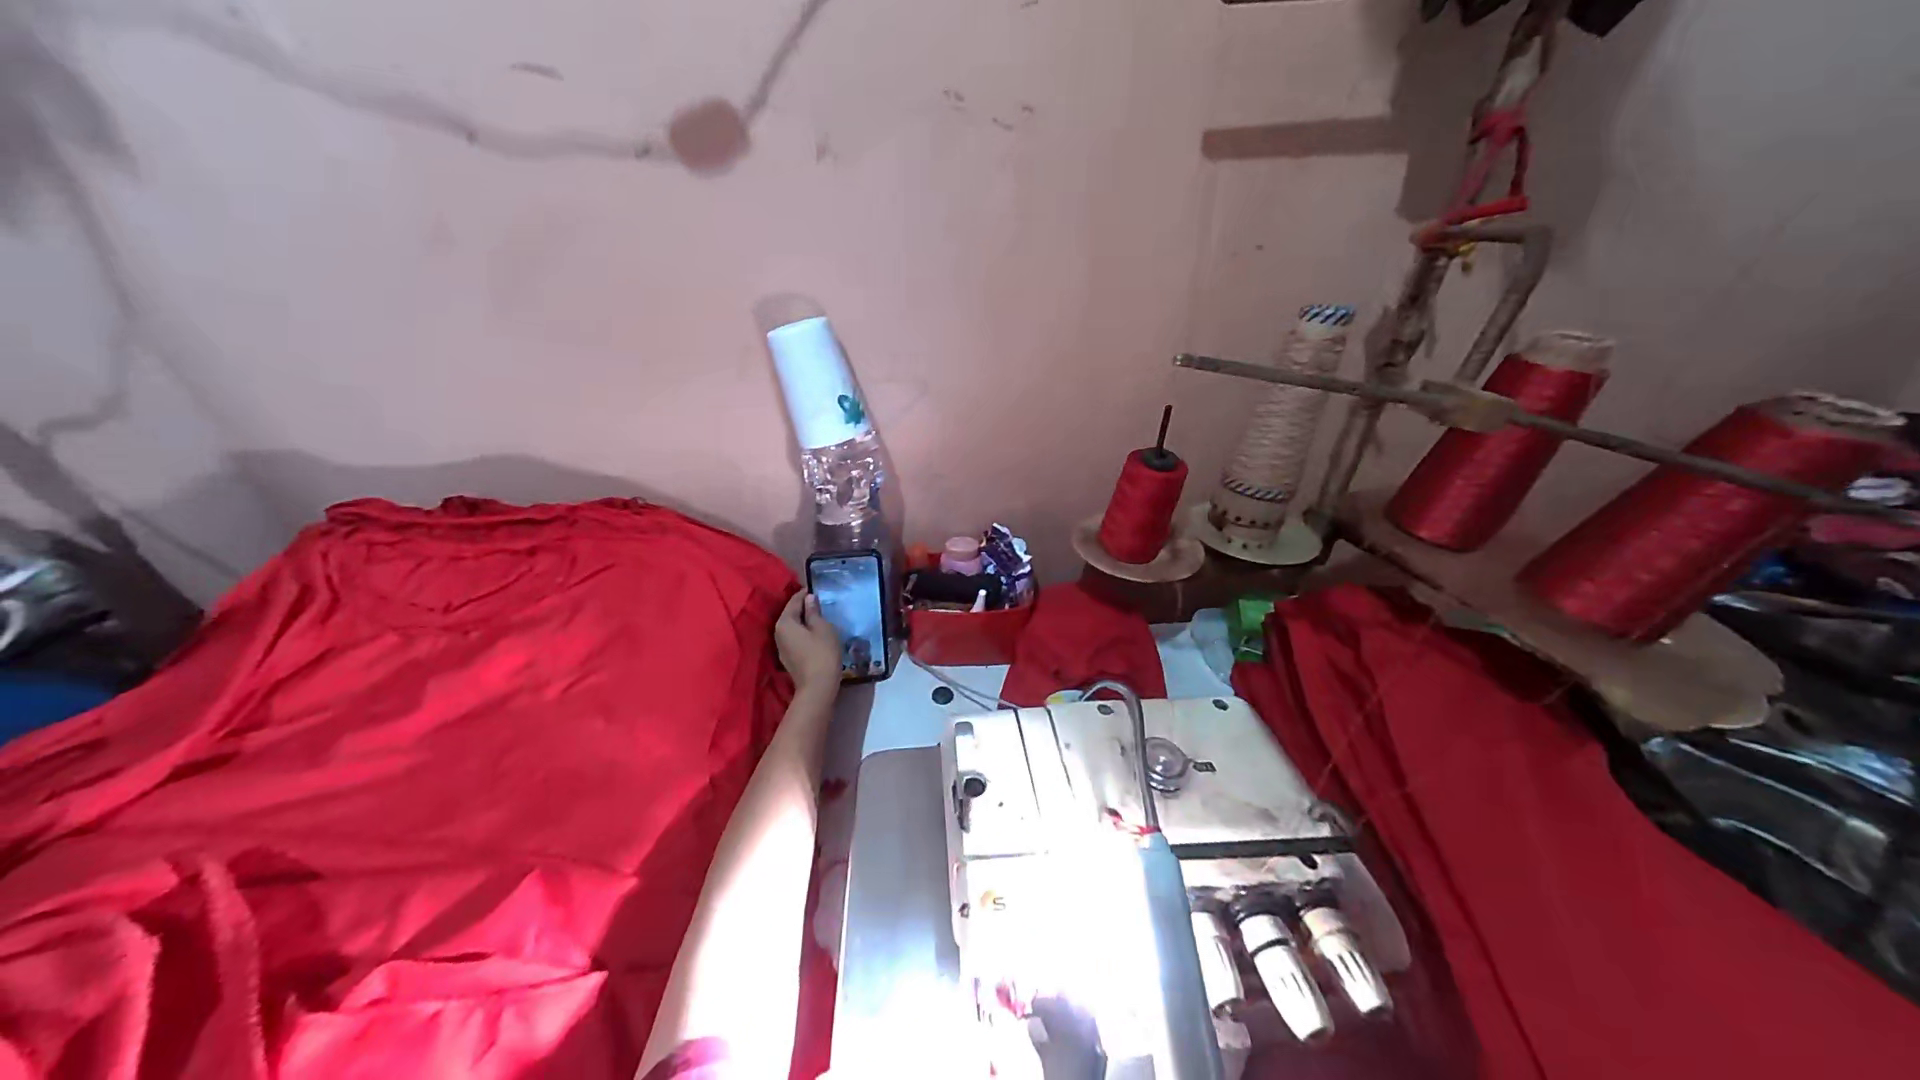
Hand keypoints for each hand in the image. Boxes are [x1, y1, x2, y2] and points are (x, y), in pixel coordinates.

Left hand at [775, 592, 841, 694]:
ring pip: (793, 627)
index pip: (794, 601)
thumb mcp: (822, 628)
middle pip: (791, 614)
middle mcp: (778, 633)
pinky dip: (804, 632)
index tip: (817, 589)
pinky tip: (815, 633)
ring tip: (820, 616)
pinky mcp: (788, 658)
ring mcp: (781, 647)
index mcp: (784, 622)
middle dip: (804, 607)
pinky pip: (795, 638)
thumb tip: (809, 599)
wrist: (818, 687)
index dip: (806, 594)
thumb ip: (814, 611)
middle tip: (821, 602)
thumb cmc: (822, 653)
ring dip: (804, 621)